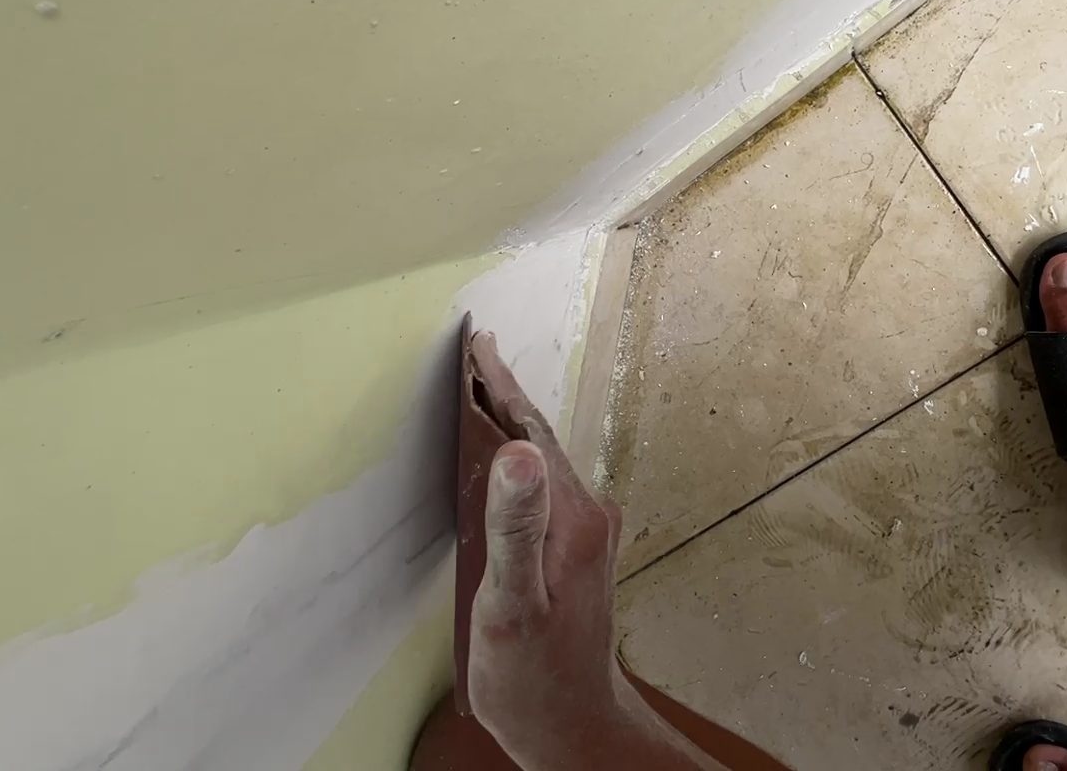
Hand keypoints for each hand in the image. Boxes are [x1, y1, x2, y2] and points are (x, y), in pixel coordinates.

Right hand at [465, 336, 630, 766]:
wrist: (573, 720)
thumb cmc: (535, 675)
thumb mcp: (514, 604)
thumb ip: (515, 527)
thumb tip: (516, 452)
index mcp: (572, 516)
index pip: (531, 433)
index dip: (501, 388)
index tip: (479, 346)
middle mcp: (588, 510)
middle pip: (540, 437)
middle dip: (506, 393)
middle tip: (479, 354)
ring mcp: (587, 526)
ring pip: (544, 456)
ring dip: (514, 420)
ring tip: (486, 390)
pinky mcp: (579, 542)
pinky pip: (545, 481)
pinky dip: (521, 455)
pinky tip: (506, 455)